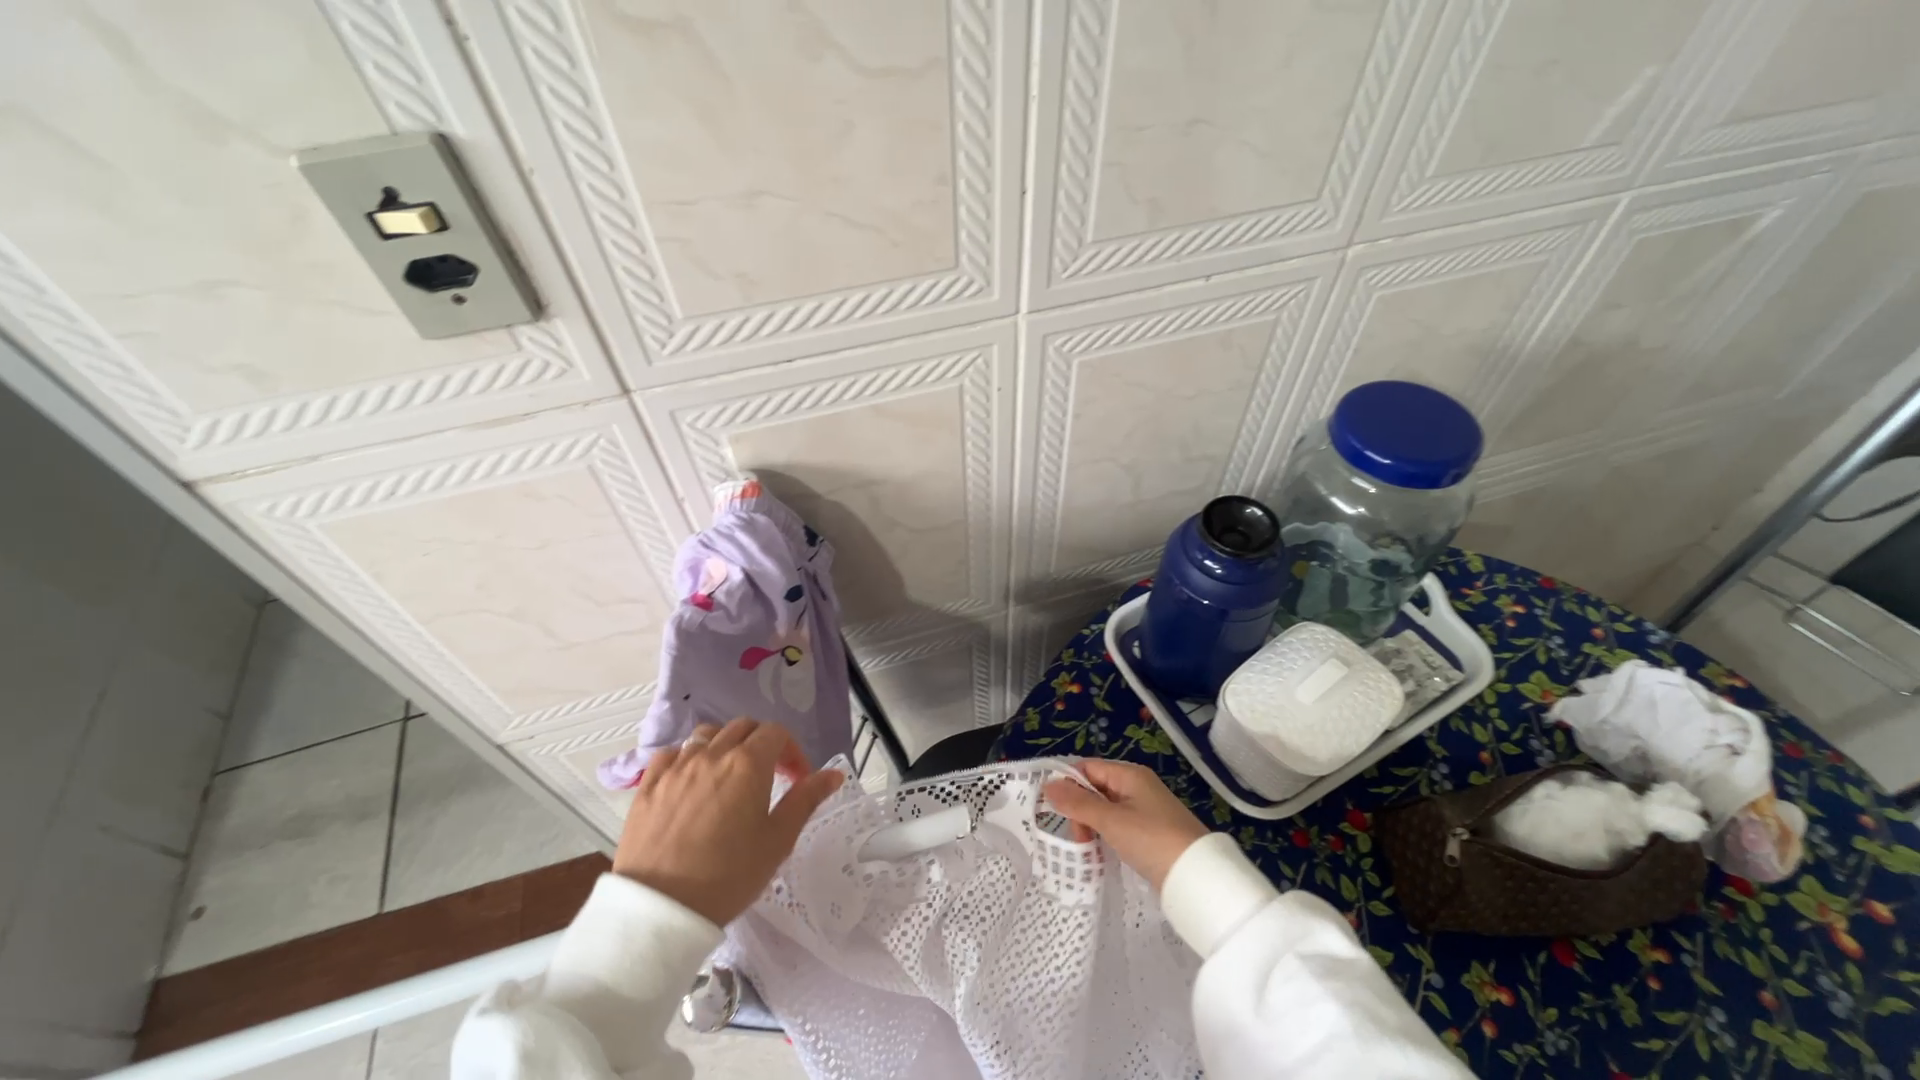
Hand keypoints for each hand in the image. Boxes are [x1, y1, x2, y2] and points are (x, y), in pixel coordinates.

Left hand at [612, 718, 844, 925]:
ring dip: (725, 745)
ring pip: (706, 735)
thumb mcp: (777, 841)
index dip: (792, 751)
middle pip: (742, 727)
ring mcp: (676, 767)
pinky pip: (671, 754)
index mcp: (748, 764)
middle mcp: (712, 755)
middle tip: (769, 775)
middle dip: (761, 743)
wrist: (661, 907)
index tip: (798, 778)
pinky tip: (691, 782)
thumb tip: (833, 774)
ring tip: (729, 776)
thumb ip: (805, 800)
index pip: (776, 733)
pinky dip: (687, 758)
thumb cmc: (728, 876)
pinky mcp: (648, 785)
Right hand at [1043, 760, 1209, 890]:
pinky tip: (1103, 851)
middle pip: (1095, 788)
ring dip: (1091, 825)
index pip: (1087, 768)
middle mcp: (1137, 786)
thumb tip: (1048, 785)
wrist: (1196, 876)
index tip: (1055, 811)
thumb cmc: (1151, 840)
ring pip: (1105, 809)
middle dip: (1079, 809)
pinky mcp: (1150, 831)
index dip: (1068, 784)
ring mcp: (1144, 809)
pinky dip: (1106, 835)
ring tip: (1088, 848)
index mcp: (1129, 775)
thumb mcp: (1111, 821)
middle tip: (1079, 838)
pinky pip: (1118, 825)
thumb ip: (1078, 803)